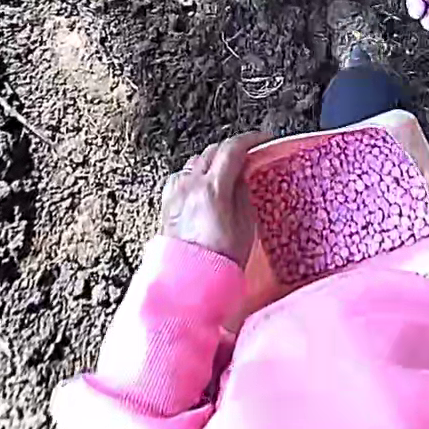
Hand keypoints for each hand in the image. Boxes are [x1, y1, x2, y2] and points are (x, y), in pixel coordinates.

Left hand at [158, 131, 271, 265]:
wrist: (187, 289)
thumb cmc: (219, 261)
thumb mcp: (245, 224)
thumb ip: (243, 191)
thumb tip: (242, 173)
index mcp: (212, 187)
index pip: (232, 148)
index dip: (251, 139)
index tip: (262, 139)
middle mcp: (189, 185)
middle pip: (212, 151)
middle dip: (232, 148)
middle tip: (248, 154)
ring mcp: (174, 194)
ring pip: (195, 161)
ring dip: (213, 159)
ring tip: (227, 169)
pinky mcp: (166, 205)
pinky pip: (182, 176)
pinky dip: (195, 173)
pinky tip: (203, 184)